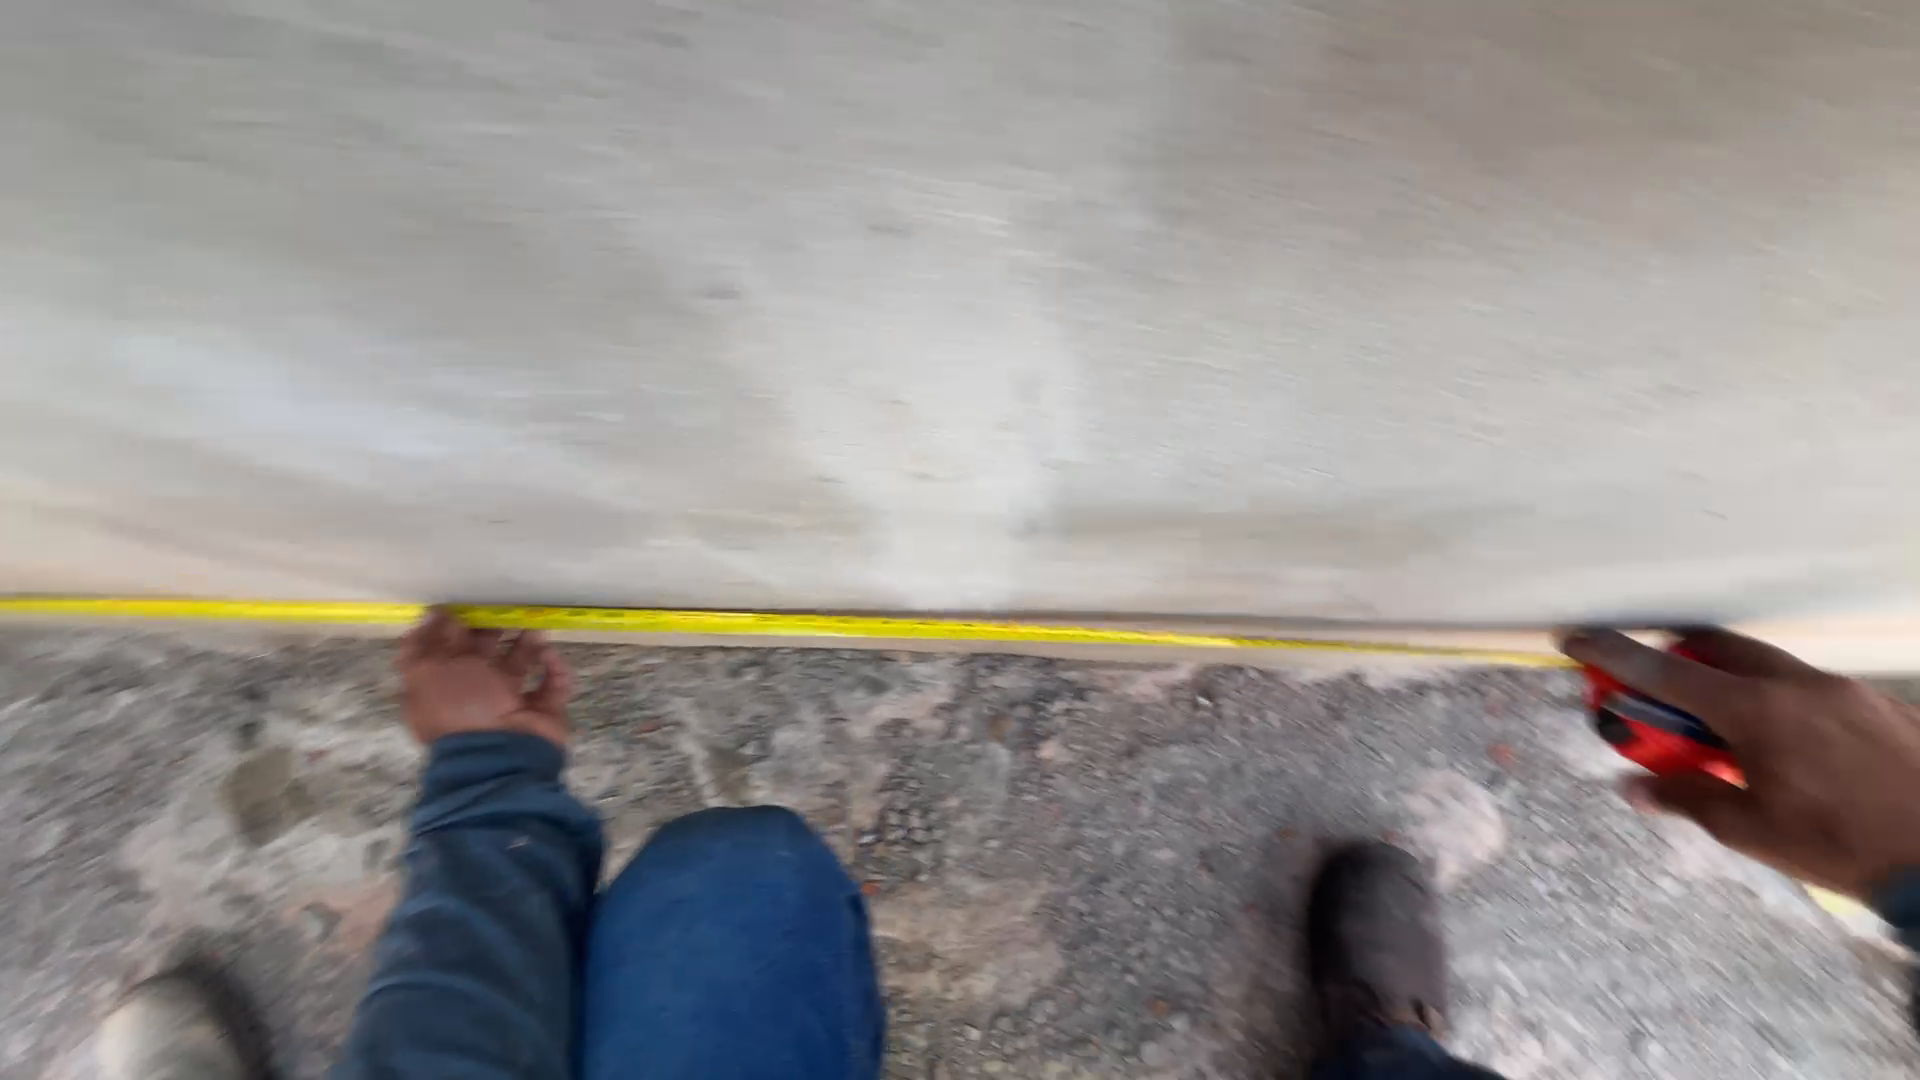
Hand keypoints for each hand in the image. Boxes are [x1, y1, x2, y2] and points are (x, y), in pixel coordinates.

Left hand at [396, 607, 571, 748]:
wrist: (503, 752)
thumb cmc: (461, 707)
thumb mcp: (430, 672)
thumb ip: (431, 642)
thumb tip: (441, 615)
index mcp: (438, 688)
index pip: (436, 653)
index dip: (443, 630)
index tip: (458, 608)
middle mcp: (471, 694)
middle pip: (482, 654)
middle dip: (494, 632)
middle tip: (508, 612)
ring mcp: (508, 703)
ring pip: (519, 664)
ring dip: (530, 645)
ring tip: (538, 632)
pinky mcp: (541, 709)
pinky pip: (551, 683)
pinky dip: (555, 670)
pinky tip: (552, 659)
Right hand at [1559, 627, 1919, 897]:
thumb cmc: (1844, 847)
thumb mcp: (1748, 828)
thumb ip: (1684, 795)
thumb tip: (1635, 786)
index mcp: (1754, 710)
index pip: (1661, 669)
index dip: (1609, 652)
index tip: (1573, 641)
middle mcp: (1799, 686)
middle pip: (1716, 645)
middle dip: (1677, 656)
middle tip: (1660, 687)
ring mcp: (1851, 694)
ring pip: (1769, 666)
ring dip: (1732, 682)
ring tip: (1733, 730)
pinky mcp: (1890, 710)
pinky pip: (1817, 690)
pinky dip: (1784, 704)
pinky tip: (1799, 749)